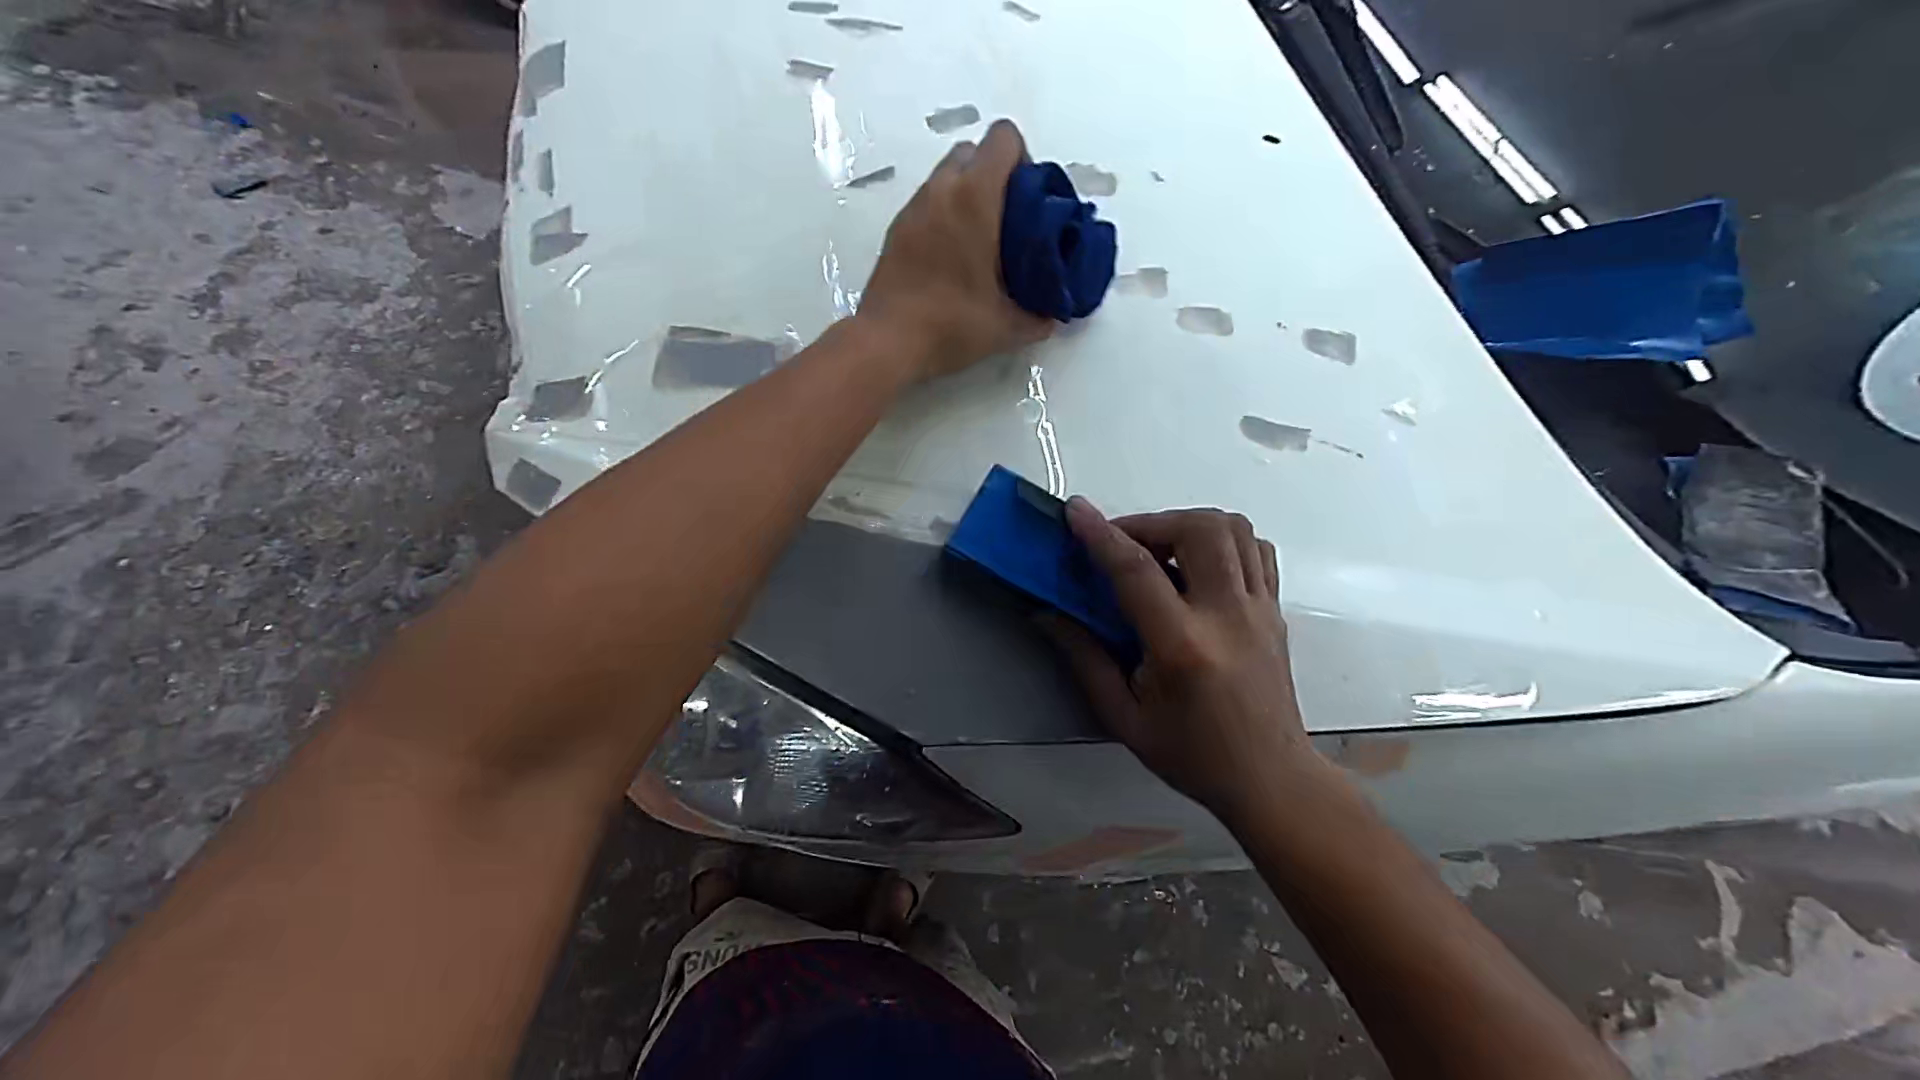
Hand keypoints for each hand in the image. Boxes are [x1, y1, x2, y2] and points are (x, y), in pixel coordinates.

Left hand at [856, 119, 1053, 380]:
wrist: (888, 343)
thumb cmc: (951, 325)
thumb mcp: (1006, 327)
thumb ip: (1038, 317)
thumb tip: (1052, 316)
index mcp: (973, 197)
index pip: (1003, 138)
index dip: (1022, 160)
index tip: (1029, 201)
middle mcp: (940, 190)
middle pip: (972, 151)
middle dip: (993, 175)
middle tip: (1006, 221)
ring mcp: (912, 208)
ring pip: (946, 177)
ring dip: (966, 195)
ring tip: (979, 243)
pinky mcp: (895, 230)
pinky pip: (927, 205)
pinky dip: (943, 217)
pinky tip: (951, 259)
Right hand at [1046, 499, 1328, 820]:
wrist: (1271, 779)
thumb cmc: (1193, 755)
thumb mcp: (1125, 717)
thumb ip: (1084, 658)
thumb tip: (1047, 614)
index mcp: (1183, 647)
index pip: (1138, 572)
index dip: (1101, 535)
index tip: (1075, 511)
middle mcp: (1228, 616)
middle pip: (1199, 529)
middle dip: (1152, 522)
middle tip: (1123, 543)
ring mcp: (1260, 609)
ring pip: (1234, 528)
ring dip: (1188, 524)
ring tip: (1160, 550)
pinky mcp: (1275, 610)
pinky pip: (1256, 548)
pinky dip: (1223, 540)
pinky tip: (1198, 566)